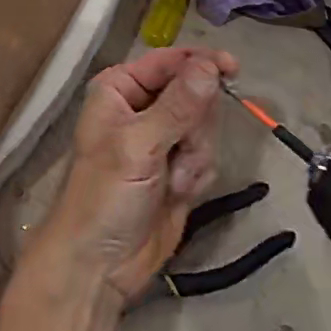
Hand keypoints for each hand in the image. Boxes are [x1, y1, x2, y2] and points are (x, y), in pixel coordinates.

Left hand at [30, 46, 239, 303]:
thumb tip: (210, 65)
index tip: (232, 68)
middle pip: (196, 91)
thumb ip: (178, 105)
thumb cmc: (104, 198)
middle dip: (196, 125)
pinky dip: (198, 173)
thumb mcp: (138, 147)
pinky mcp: (179, 166)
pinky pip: (207, 153)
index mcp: (122, 88)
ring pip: (205, 124)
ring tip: (173, 181)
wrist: (98, 270)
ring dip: (196, 154)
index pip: (171, 60)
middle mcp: (143, 105)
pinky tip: (178, 193)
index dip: (202, 62)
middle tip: (181, 151)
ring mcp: (163, 137)